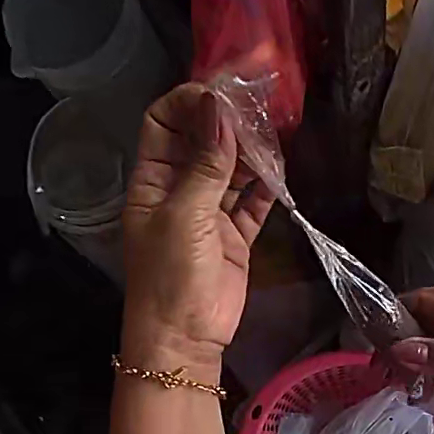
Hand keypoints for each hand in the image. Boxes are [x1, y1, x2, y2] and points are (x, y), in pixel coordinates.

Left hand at [121, 84, 273, 382]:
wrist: (185, 340)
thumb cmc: (171, 277)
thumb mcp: (184, 216)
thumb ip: (205, 164)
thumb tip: (218, 107)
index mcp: (152, 180)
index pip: (165, 122)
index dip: (191, 103)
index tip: (224, 93)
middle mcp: (179, 190)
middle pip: (202, 140)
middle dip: (228, 119)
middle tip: (263, 97)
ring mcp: (208, 213)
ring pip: (231, 169)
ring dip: (251, 151)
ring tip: (276, 131)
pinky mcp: (234, 237)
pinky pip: (252, 203)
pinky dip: (265, 188)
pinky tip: (280, 172)